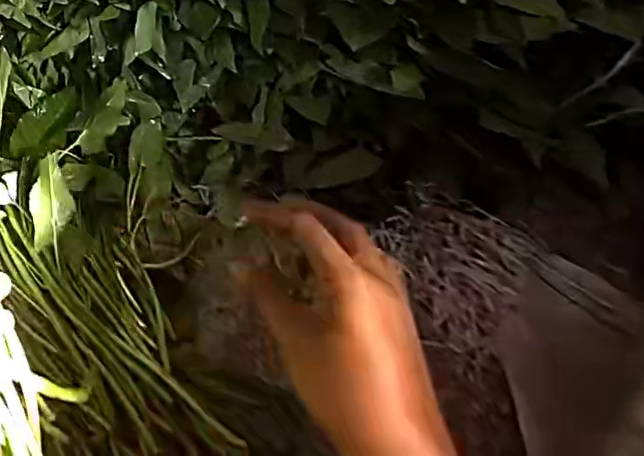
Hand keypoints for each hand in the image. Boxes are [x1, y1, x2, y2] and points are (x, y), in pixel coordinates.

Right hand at [239, 199, 454, 455]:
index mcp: (350, 278)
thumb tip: (242, 264)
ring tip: (296, 235)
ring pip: (362, 245)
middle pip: (342, 226)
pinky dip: (343, 253)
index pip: (307, 226)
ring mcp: (396, 299)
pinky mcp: (401, 318)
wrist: (400, 448)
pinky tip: (324, 271)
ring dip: (328, 232)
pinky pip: (372, 266)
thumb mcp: (293, 338)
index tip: (244, 212)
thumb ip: (267, 293)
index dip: (273, 214)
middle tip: (272, 211)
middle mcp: (378, 279)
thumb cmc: (340, 389)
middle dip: (305, 212)